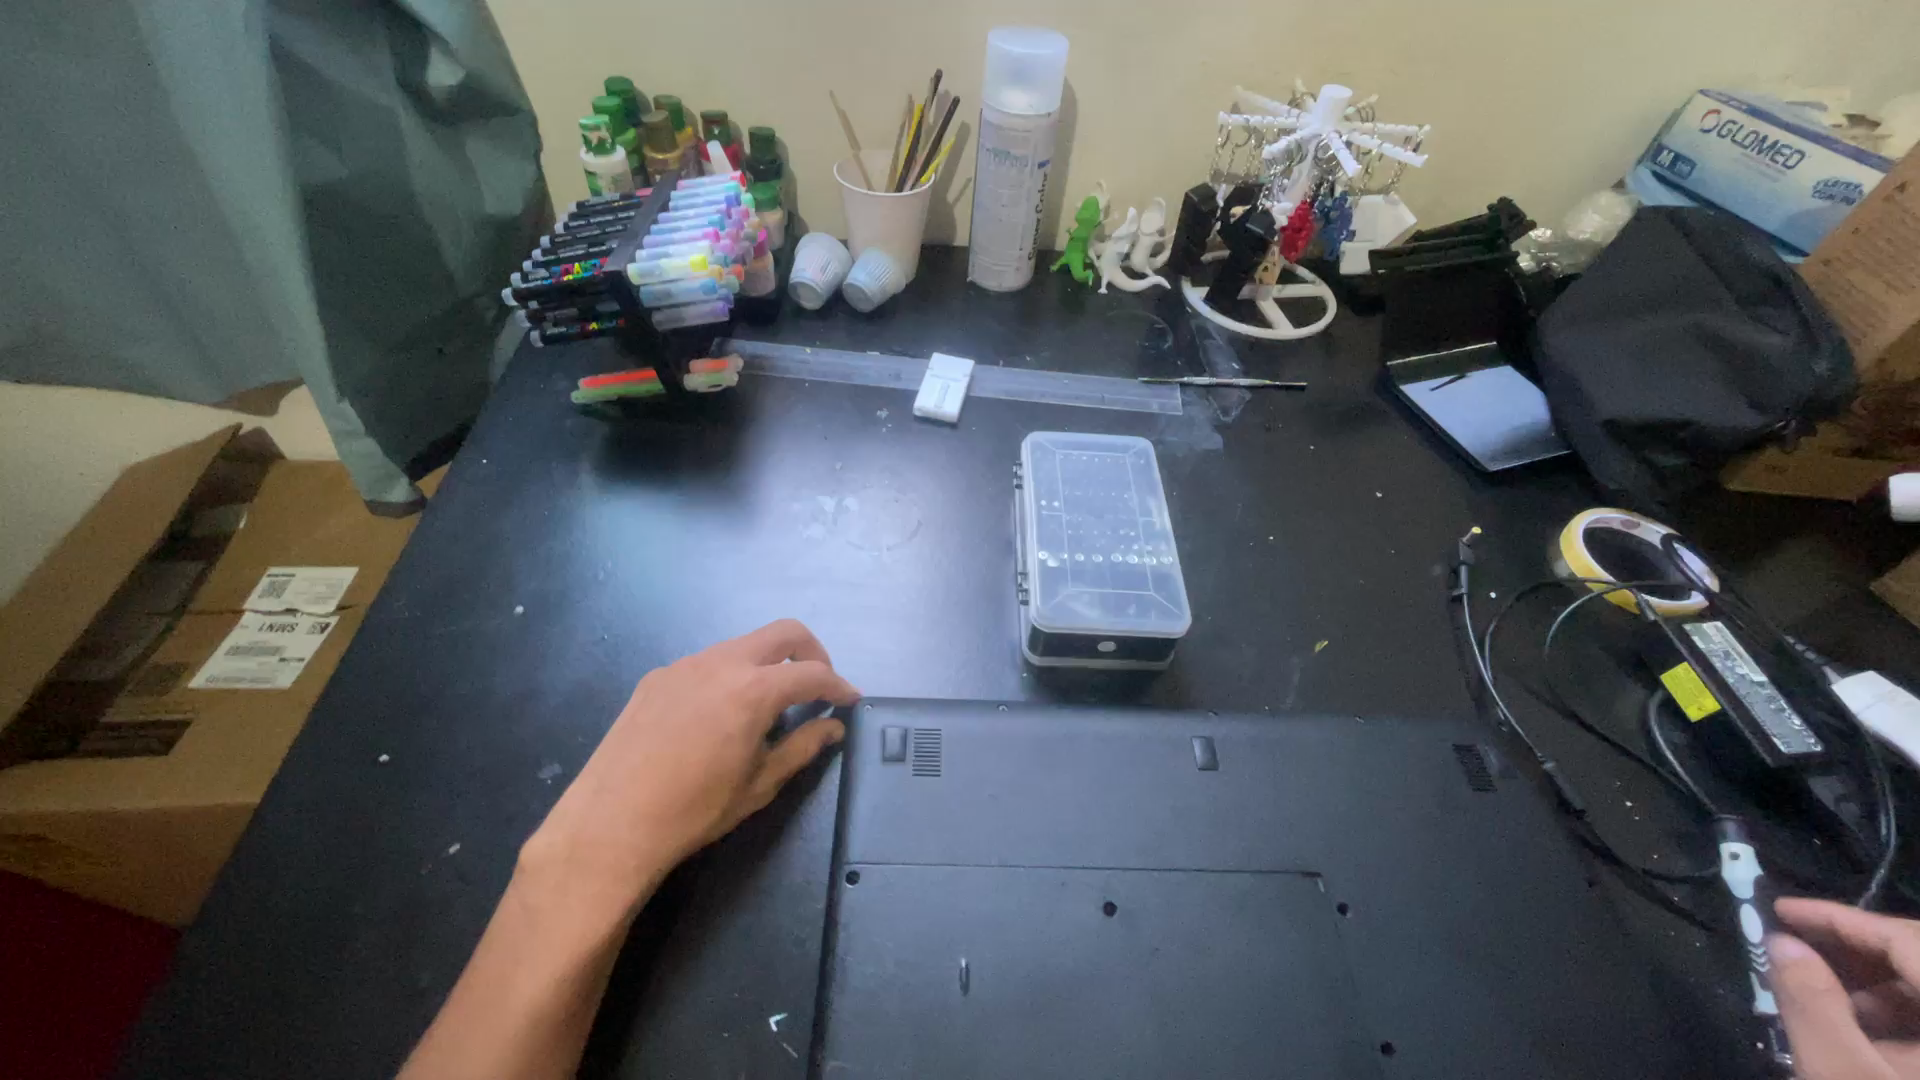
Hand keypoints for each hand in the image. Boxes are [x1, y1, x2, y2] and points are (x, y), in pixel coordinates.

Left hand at [520, 619, 858, 914]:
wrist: (611, 825)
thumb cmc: (695, 810)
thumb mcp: (760, 784)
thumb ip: (803, 746)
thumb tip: (833, 727)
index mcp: (753, 690)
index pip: (813, 673)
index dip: (839, 685)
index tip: (851, 700)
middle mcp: (721, 663)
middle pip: (784, 633)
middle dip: (812, 652)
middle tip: (819, 686)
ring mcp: (685, 665)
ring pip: (742, 645)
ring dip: (768, 664)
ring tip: (769, 707)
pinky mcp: (657, 677)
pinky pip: (707, 663)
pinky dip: (730, 676)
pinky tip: (719, 717)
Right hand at [1769, 897, 1919, 1078]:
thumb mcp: (1839, 1074)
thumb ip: (1808, 1000)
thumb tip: (1783, 942)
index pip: (1911, 942)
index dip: (1844, 918)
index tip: (1781, 909)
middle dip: (1859, 955)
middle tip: (1795, 952)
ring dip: (1883, 993)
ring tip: (1826, 1006)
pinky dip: (1908, 1028)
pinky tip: (1868, 1044)